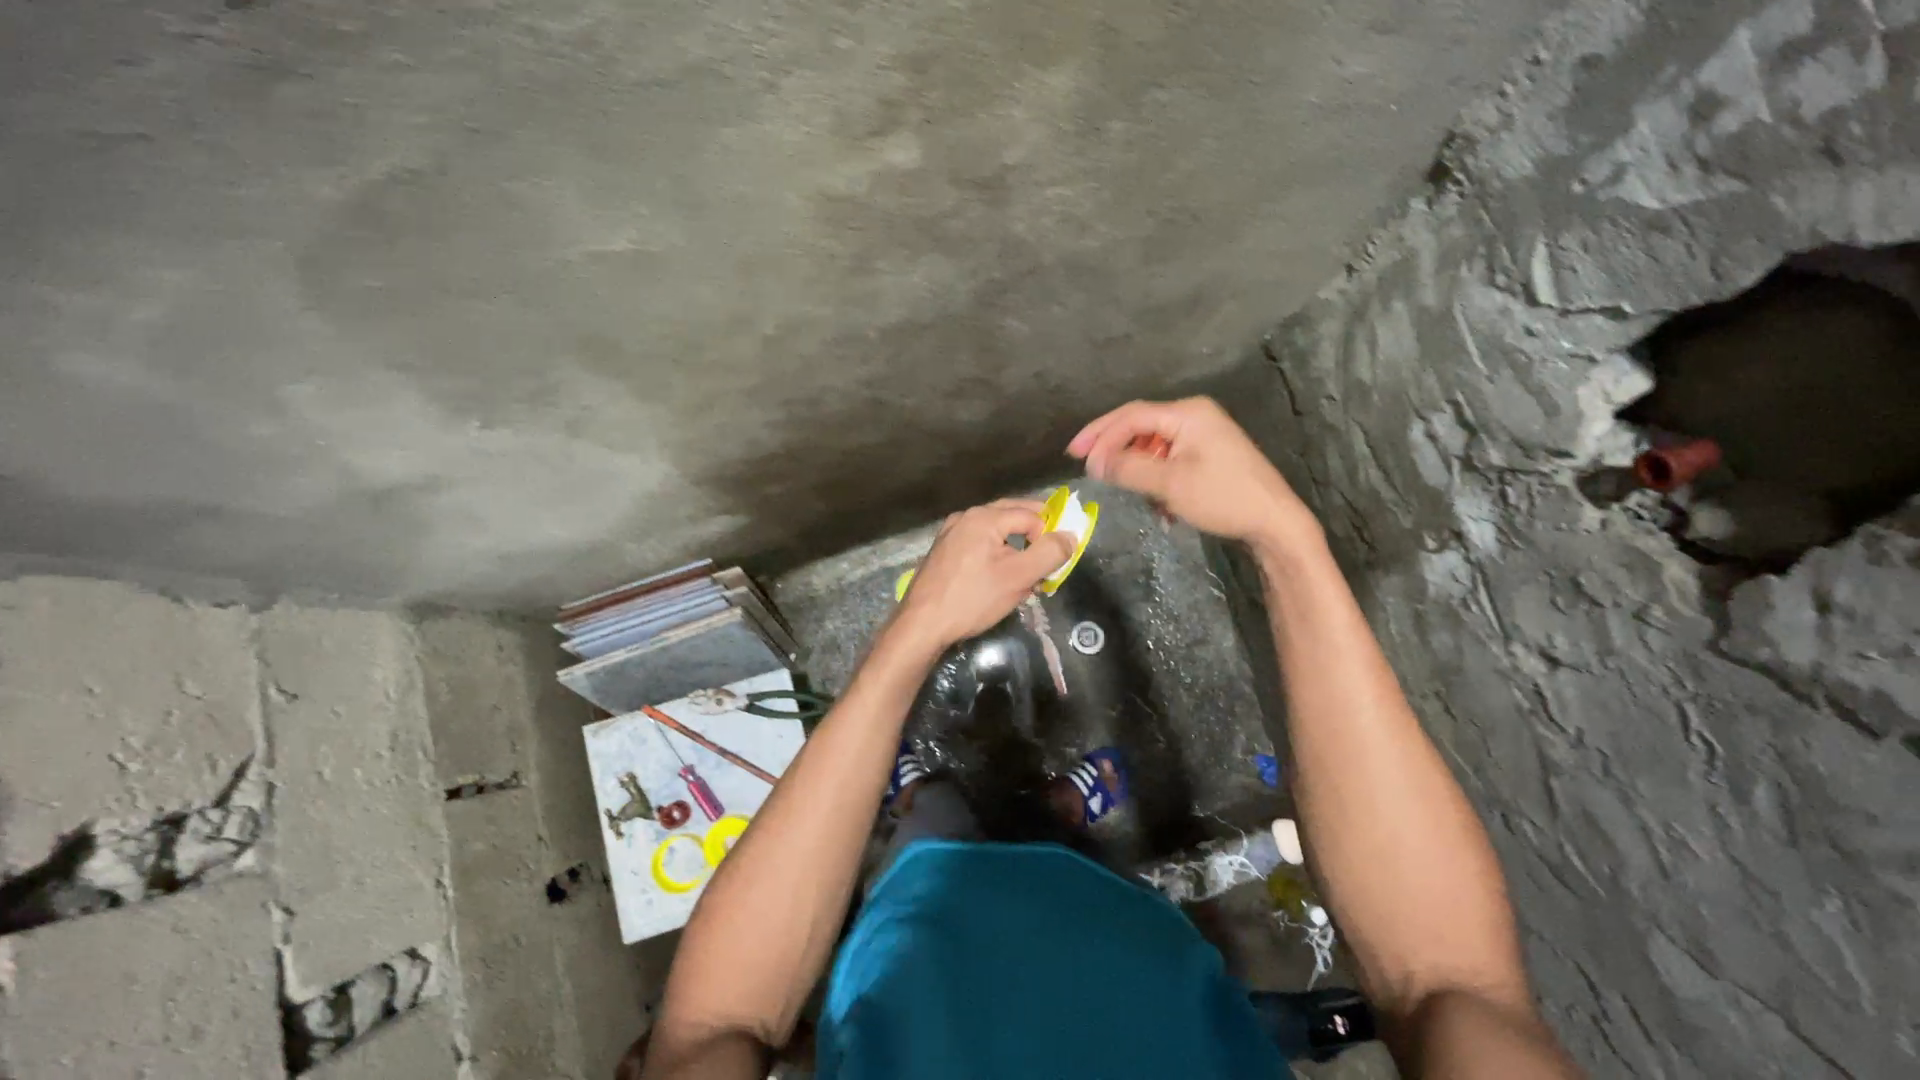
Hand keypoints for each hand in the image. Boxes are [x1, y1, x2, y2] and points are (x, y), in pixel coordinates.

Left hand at [891, 499, 1074, 651]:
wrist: (922, 625)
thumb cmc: (972, 599)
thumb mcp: (1019, 577)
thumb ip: (1049, 553)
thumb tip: (1070, 536)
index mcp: (983, 517)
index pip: (1031, 514)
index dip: (1049, 535)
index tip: (1055, 563)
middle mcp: (965, 517)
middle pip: (1012, 517)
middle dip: (1034, 538)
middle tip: (1049, 562)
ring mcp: (951, 534)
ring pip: (995, 533)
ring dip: (1016, 550)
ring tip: (1027, 576)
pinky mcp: (944, 553)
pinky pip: (979, 545)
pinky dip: (996, 556)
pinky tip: (1000, 580)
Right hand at [1068, 397, 1318, 547]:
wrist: (1274, 521)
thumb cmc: (1223, 498)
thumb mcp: (1169, 484)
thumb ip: (1128, 468)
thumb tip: (1095, 462)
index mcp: (1187, 413)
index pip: (1131, 416)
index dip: (1099, 435)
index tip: (1075, 456)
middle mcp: (1195, 415)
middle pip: (1140, 425)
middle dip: (1112, 446)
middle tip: (1084, 463)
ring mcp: (1204, 434)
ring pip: (1153, 443)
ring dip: (1135, 465)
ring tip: (1121, 486)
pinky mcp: (1209, 454)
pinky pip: (1169, 456)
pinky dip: (1154, 474)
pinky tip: (1153, 499)